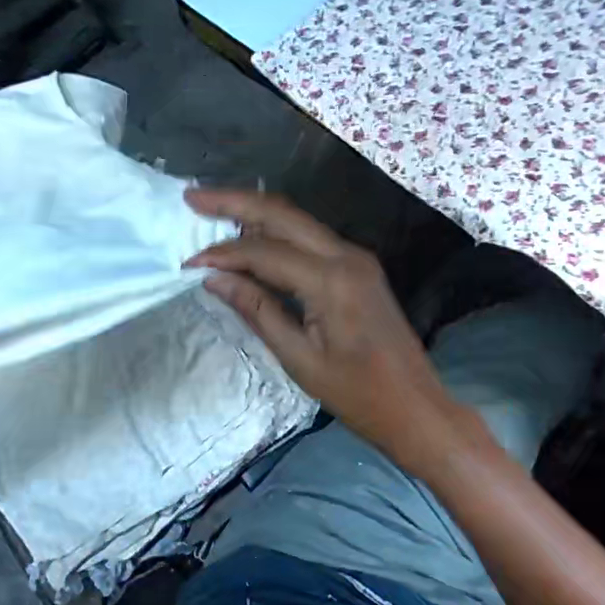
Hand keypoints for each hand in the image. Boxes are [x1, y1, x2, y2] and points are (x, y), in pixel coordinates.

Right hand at [185, 188, 464, 464]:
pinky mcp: (358, 267)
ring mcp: (356, 258)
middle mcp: (346, 256)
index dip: (221, 253)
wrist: (417, 407)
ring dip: (254, 213)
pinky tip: (250, 238)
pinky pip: (309, 239)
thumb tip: (214, 278)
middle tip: (192, 198)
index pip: (264, 251)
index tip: (187, 263)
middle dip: (234, 201)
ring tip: (213, 210)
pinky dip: (275, 233)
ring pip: (297, 221)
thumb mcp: (299, 358)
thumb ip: (257, 310)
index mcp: (331, 280)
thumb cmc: (358, 393)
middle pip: (282, 214)